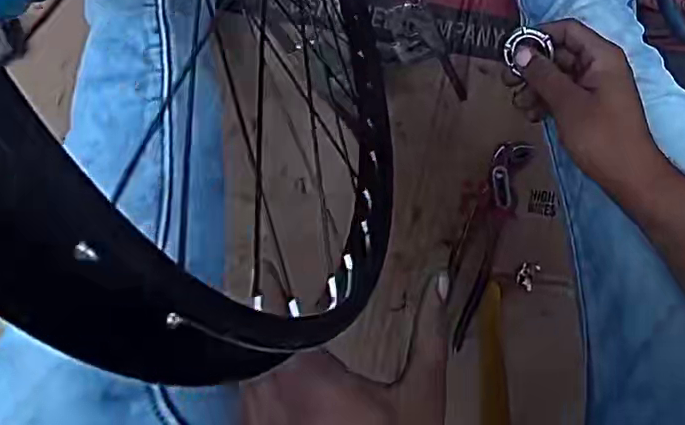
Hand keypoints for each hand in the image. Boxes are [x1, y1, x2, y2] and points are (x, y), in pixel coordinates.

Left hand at [242, 271, 448, 423]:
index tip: (273, 274)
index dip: (270, 298)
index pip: (276, 328)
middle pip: (255, 353)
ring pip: (247, 385)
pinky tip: (281, 390)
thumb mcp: (421, 397)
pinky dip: (258, 395)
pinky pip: (248, 414)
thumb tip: (437, 281)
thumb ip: (428, 336)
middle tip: (278, 303)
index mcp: (315, 385)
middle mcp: (280, 410)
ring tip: (278, 338)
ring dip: (260, 361)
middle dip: (266, 329)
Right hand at [511, 19, 671, 196]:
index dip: (539, 35)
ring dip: (536, 86)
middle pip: (560, 52)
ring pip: (558, 74)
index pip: (567, 29)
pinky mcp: (591, 105)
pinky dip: (547, 100)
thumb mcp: (567, 103)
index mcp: (602, 56)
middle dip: (533, 66)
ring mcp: (596, 86)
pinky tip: (532, 115)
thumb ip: (542, 73)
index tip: (514, 50)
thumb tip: (520, 51)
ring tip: (520, 104)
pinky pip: (564, 92)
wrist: (634, 182)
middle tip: (508, 80)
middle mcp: (600, 66)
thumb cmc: (603, 138)